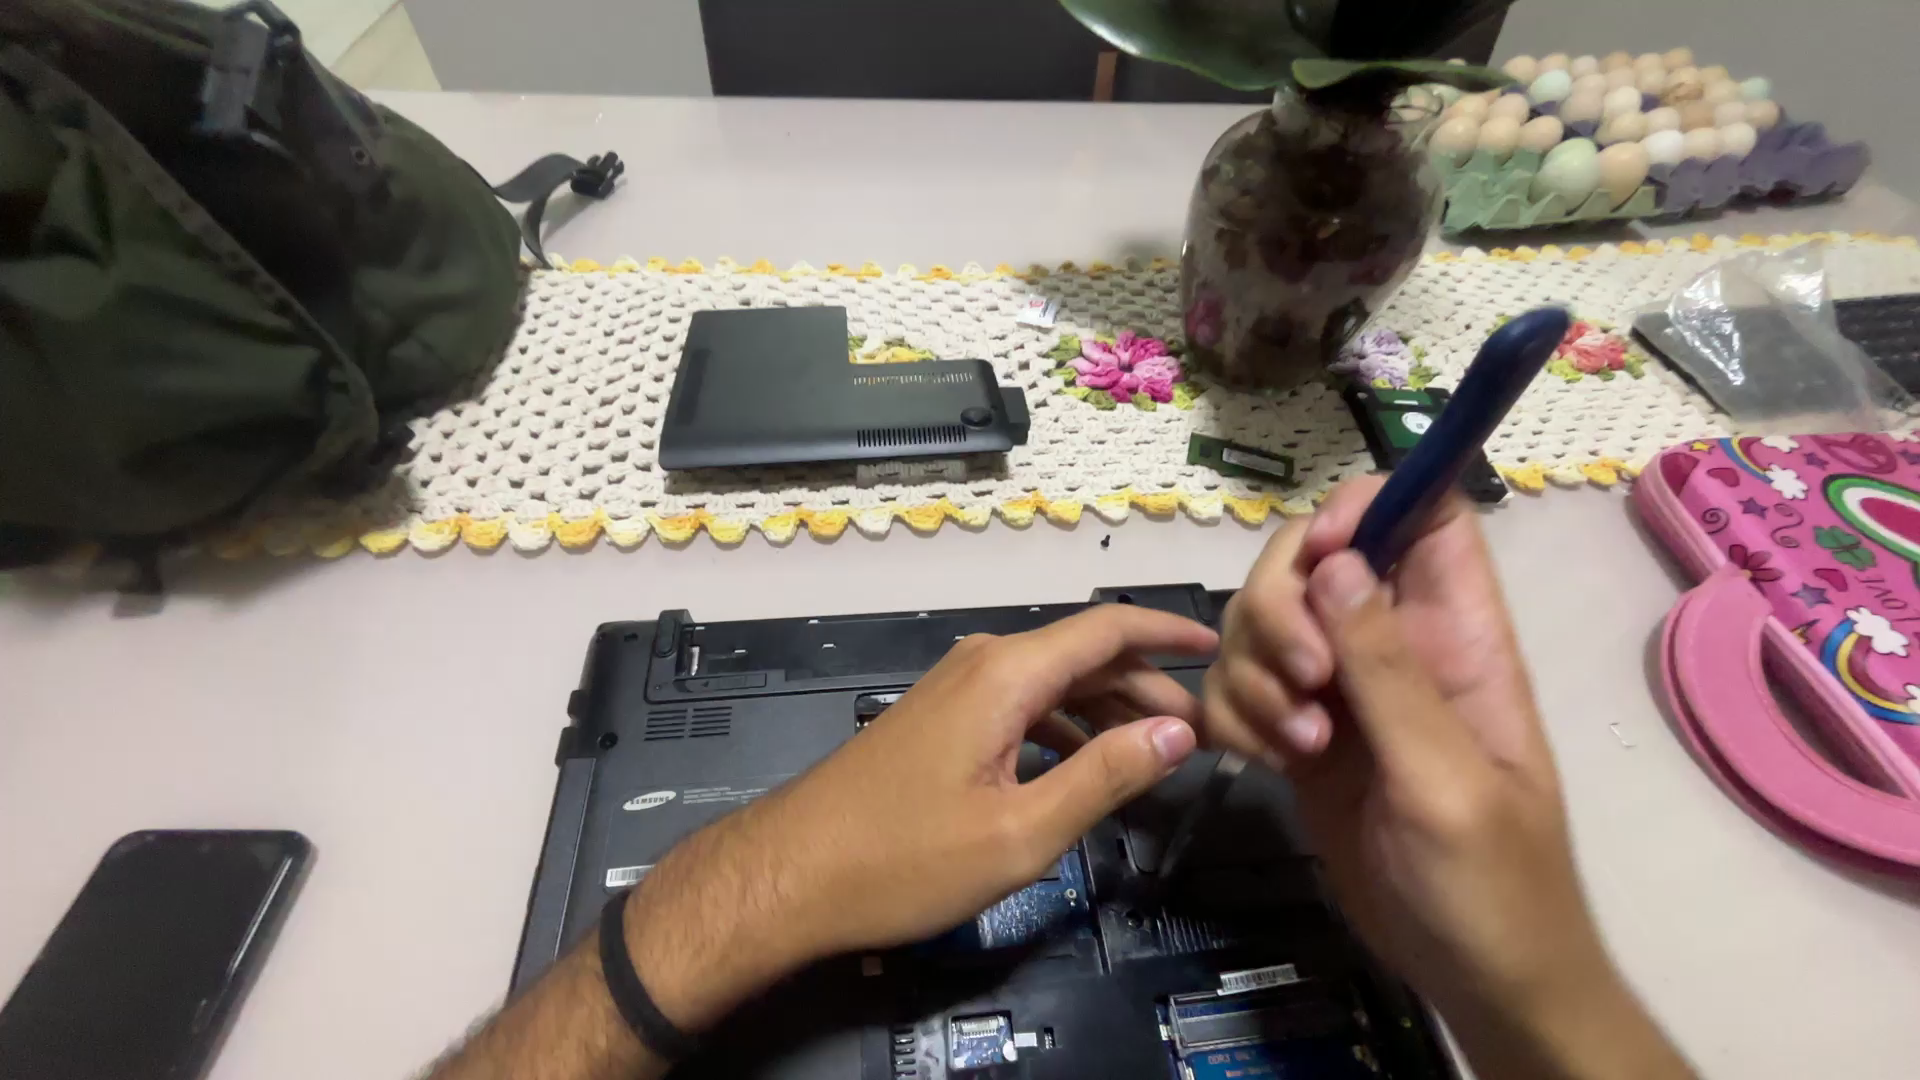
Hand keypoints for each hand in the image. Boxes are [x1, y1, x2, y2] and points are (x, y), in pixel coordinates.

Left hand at [626, 604, 1217, 1034]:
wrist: (793, 871)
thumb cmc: (906, 857)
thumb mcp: (1022, 831)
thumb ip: (1105, 775)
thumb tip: (1178, 730)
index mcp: (1008, 674)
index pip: (1106, 628)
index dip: (1167, 632)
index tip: (1218, 647)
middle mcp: (984, 663)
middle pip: (1082, 655)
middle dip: (1143, 685)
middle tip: (1197, 731)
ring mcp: (957, 687)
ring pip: (1051, 680)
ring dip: (1104, 708)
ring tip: (1152, 749)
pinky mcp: (941, 715)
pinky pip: (1020, 703)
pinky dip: (1062, 725)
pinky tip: (1082, 762)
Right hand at [1203, 476, 1692, 1078]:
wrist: (1467, 975)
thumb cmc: (1492, 884)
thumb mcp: (1445, 778)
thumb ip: (1389, 669)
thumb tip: (1336, 563)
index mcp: (1455, 636)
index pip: (1421, 518)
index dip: (1363, 508)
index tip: (1316, 554)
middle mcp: (1387, 643)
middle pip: (1307, 563)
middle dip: (1278, 612)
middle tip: (1303, 682)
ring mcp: (1335, 685)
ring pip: (1256, 625)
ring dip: (1252, 679)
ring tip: (1295, 747)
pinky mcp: (1292, 725)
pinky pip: (1233, 687)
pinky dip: (1233, 718)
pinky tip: (1265, 765)